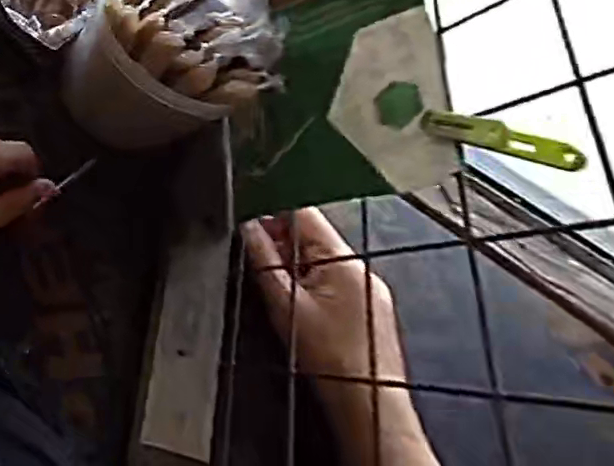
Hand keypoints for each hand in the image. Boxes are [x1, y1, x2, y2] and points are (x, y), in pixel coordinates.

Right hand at [244, 208, 437, 465]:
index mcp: (343, 261)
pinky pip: (329, 276)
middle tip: (254, 255)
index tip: (244, 207)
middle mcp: (360, 270)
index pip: (302, 212)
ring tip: (275, 285)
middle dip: (277, 239)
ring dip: (290, 261)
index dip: (270, 205)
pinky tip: (294, 299)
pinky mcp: (367, 307)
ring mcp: (367, 289)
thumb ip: (262, 255)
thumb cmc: (328, 356)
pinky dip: (305, 279)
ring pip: (317, 256)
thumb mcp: (282, 300)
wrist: (369, 408)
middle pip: (309, 234)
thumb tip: (245, 223)